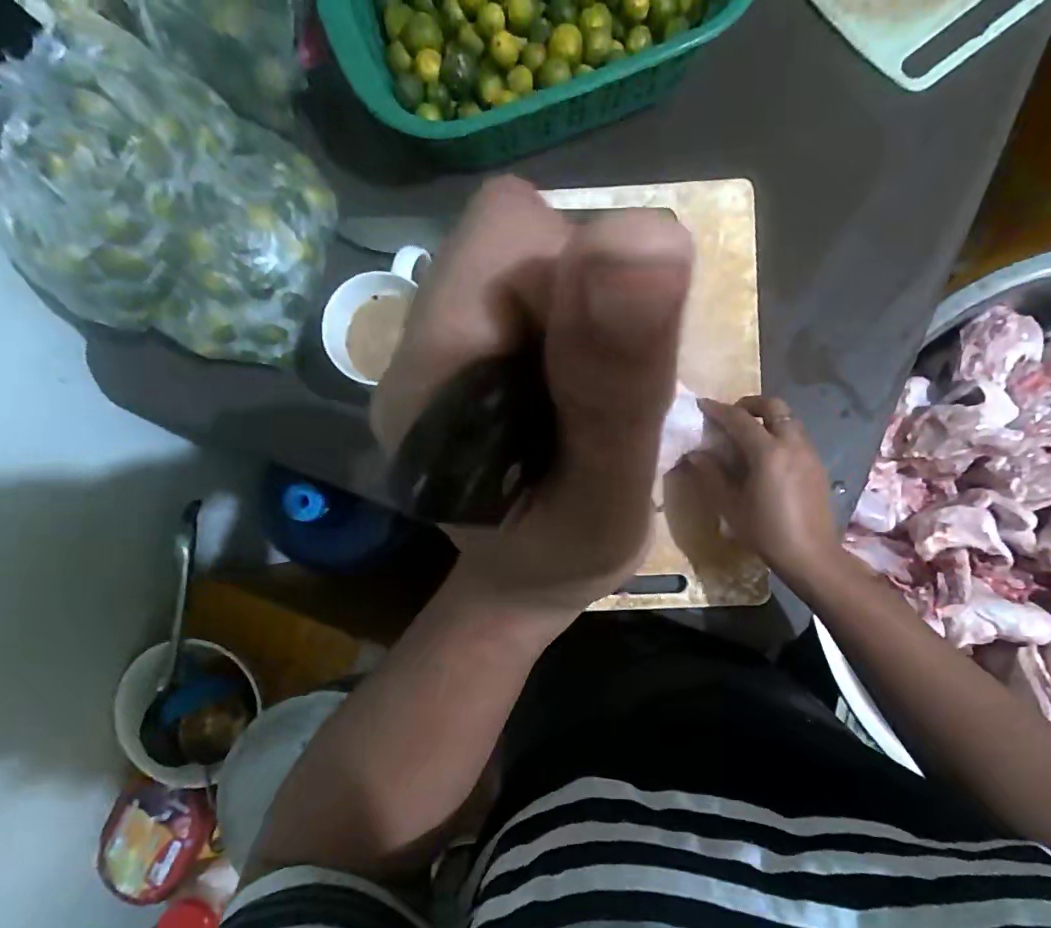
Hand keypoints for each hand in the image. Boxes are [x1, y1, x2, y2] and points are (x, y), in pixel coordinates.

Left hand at [371, 176, 693, 618]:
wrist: (522, 575)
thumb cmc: (566, 555)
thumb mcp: (608, 492)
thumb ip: (617, 382)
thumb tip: (643, 230)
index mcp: (426, 385)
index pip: (504, 238)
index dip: (579, 273)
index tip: (612, 360)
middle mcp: (407, 349)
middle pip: (506, 233)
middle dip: (580, 285)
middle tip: (602, 376)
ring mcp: (424, 346)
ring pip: (516, 250)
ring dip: (575, 297)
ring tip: (586, 382)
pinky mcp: (448, 348)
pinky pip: (518, 280)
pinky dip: (564, 309)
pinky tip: (568, 375)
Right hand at [681, 395, 843, 583]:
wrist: (810, 554)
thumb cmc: (764, 531)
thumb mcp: (730, 504)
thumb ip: (711, 474)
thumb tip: (696, 454)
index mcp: (768, 452)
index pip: (740, 419)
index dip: (718, 410)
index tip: (702, 405)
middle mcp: (792, 443)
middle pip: (773, 406)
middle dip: (750, 404)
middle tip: (730, 415)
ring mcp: (809, 452)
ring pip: (788, 419)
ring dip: (766, 418)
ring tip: (746, 435)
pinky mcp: (817, 464)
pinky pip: (796, 436)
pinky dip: (778, 433)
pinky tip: (765, 455)